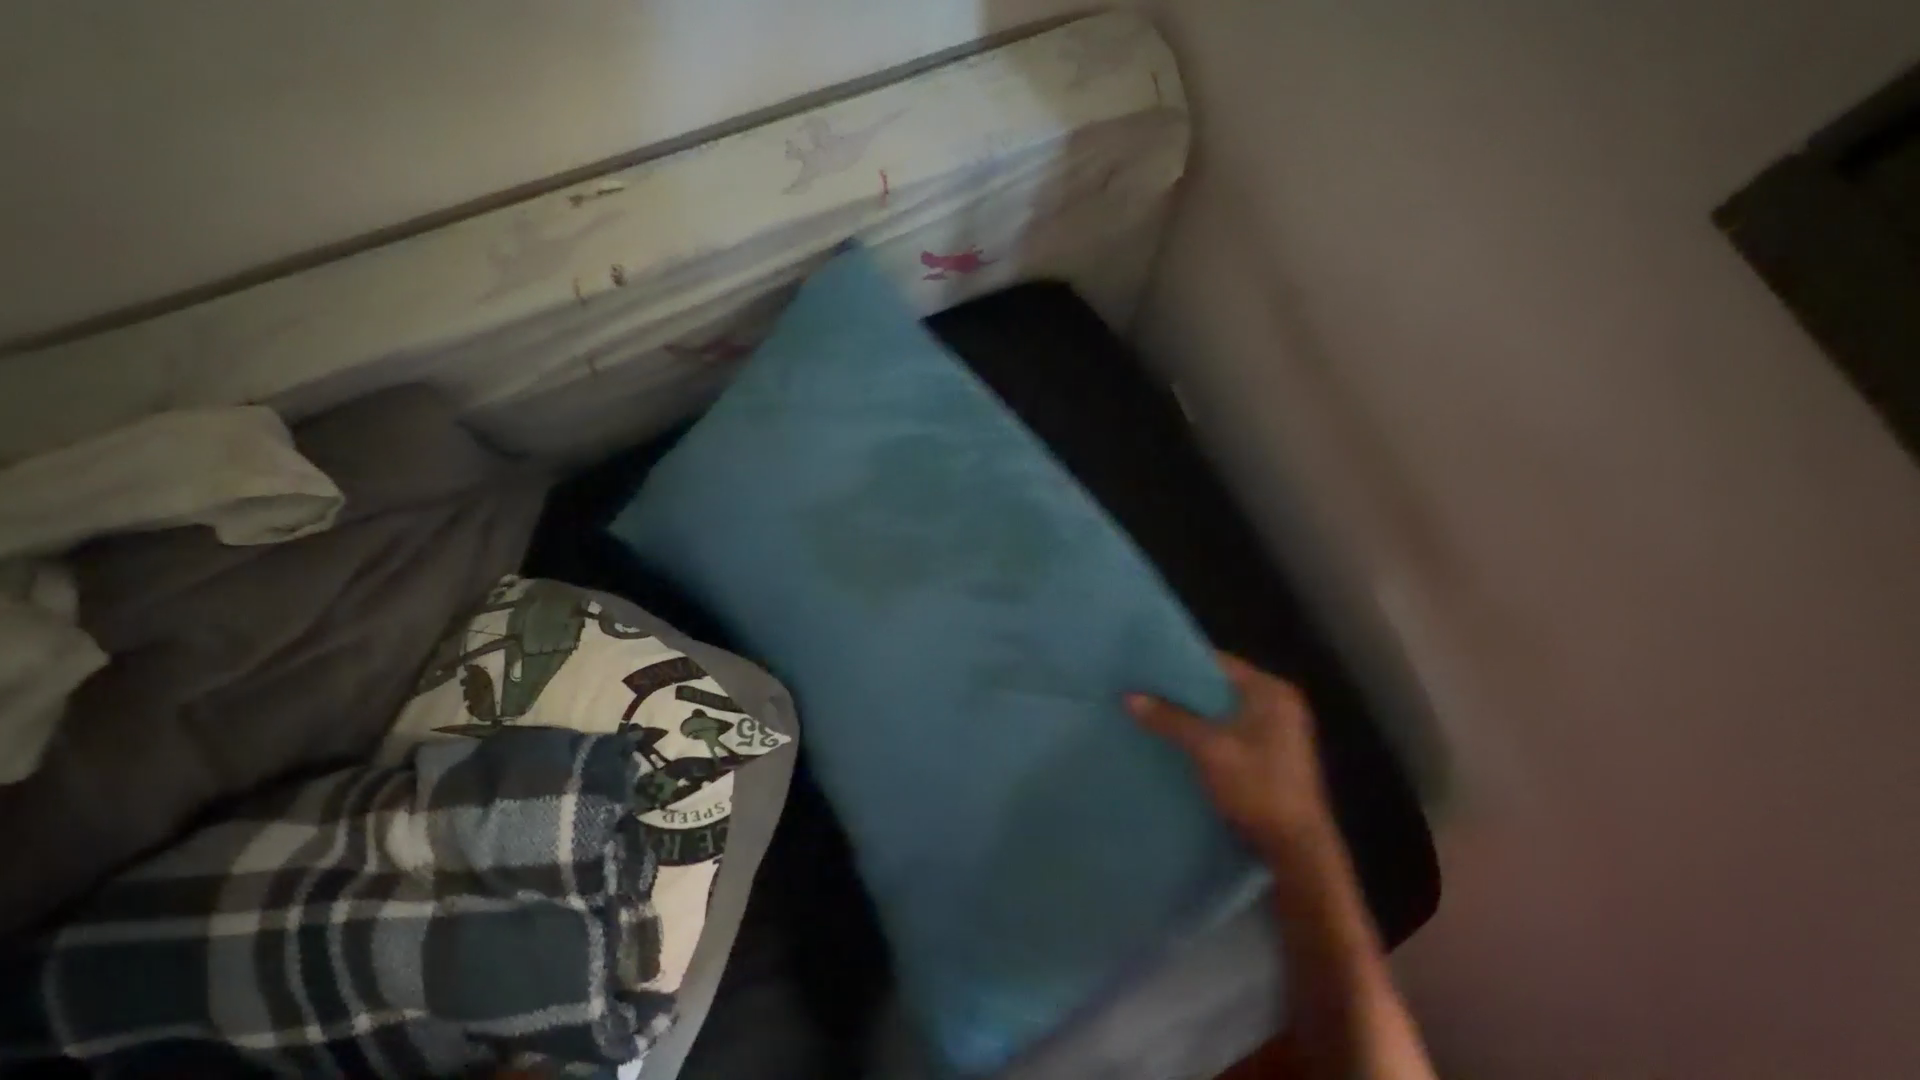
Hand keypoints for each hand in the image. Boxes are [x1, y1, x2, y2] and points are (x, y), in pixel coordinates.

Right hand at [1127, 653, 1334, 851]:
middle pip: (1218, 687)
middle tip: (1139, 687)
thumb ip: (1170, 719)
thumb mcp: (1210, 749)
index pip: (1218, 662)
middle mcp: (1277, 704)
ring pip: (1220, 712)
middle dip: (1180, 690)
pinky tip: (1172, 739)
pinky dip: (1202, 733)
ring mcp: (1275, 731)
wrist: (1295, 848)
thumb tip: (1129, 696)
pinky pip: (1226, 733)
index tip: (1144, 665)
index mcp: (1271, 692)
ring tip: (1147, 710)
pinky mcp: (1267, 756)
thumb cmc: (1258, 788)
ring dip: (1189, 714)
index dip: (1179, 662)